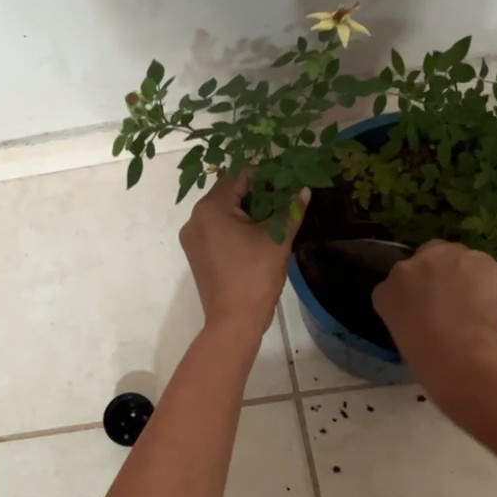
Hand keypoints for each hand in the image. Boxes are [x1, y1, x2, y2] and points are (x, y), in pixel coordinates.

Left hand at [179, 175, 301, 337]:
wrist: (233, 321)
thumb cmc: (255, 276)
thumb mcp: (277, 240)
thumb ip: (290, 211)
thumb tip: (304, 190)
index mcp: (210, 209)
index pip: (237, 176)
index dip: (263, 175)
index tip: (285, 178)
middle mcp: (195, 219)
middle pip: (227, 193)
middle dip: (257, 193)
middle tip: (284, 197)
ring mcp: (193, 238)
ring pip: (222, 212)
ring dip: (247, 211)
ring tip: (275, 215)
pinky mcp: (197, 254)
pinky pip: (216, 229)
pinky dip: (235, 226)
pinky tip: (258, 233)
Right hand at [372, 240, 496, 363]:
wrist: (458, 353)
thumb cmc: (427, 357)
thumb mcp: (403, 335)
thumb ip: (411, 314)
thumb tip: (430, 315)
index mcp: (386, 290)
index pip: (402, 279)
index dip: (420, 289)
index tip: (431, 306)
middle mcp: (411, 264)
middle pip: (431, 254)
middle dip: (444, 270)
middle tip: (459, 297)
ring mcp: (447, 258)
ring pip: (463, 259)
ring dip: (471, 276)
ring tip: (483, 304)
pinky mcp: (480, 260)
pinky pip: (492, 270)